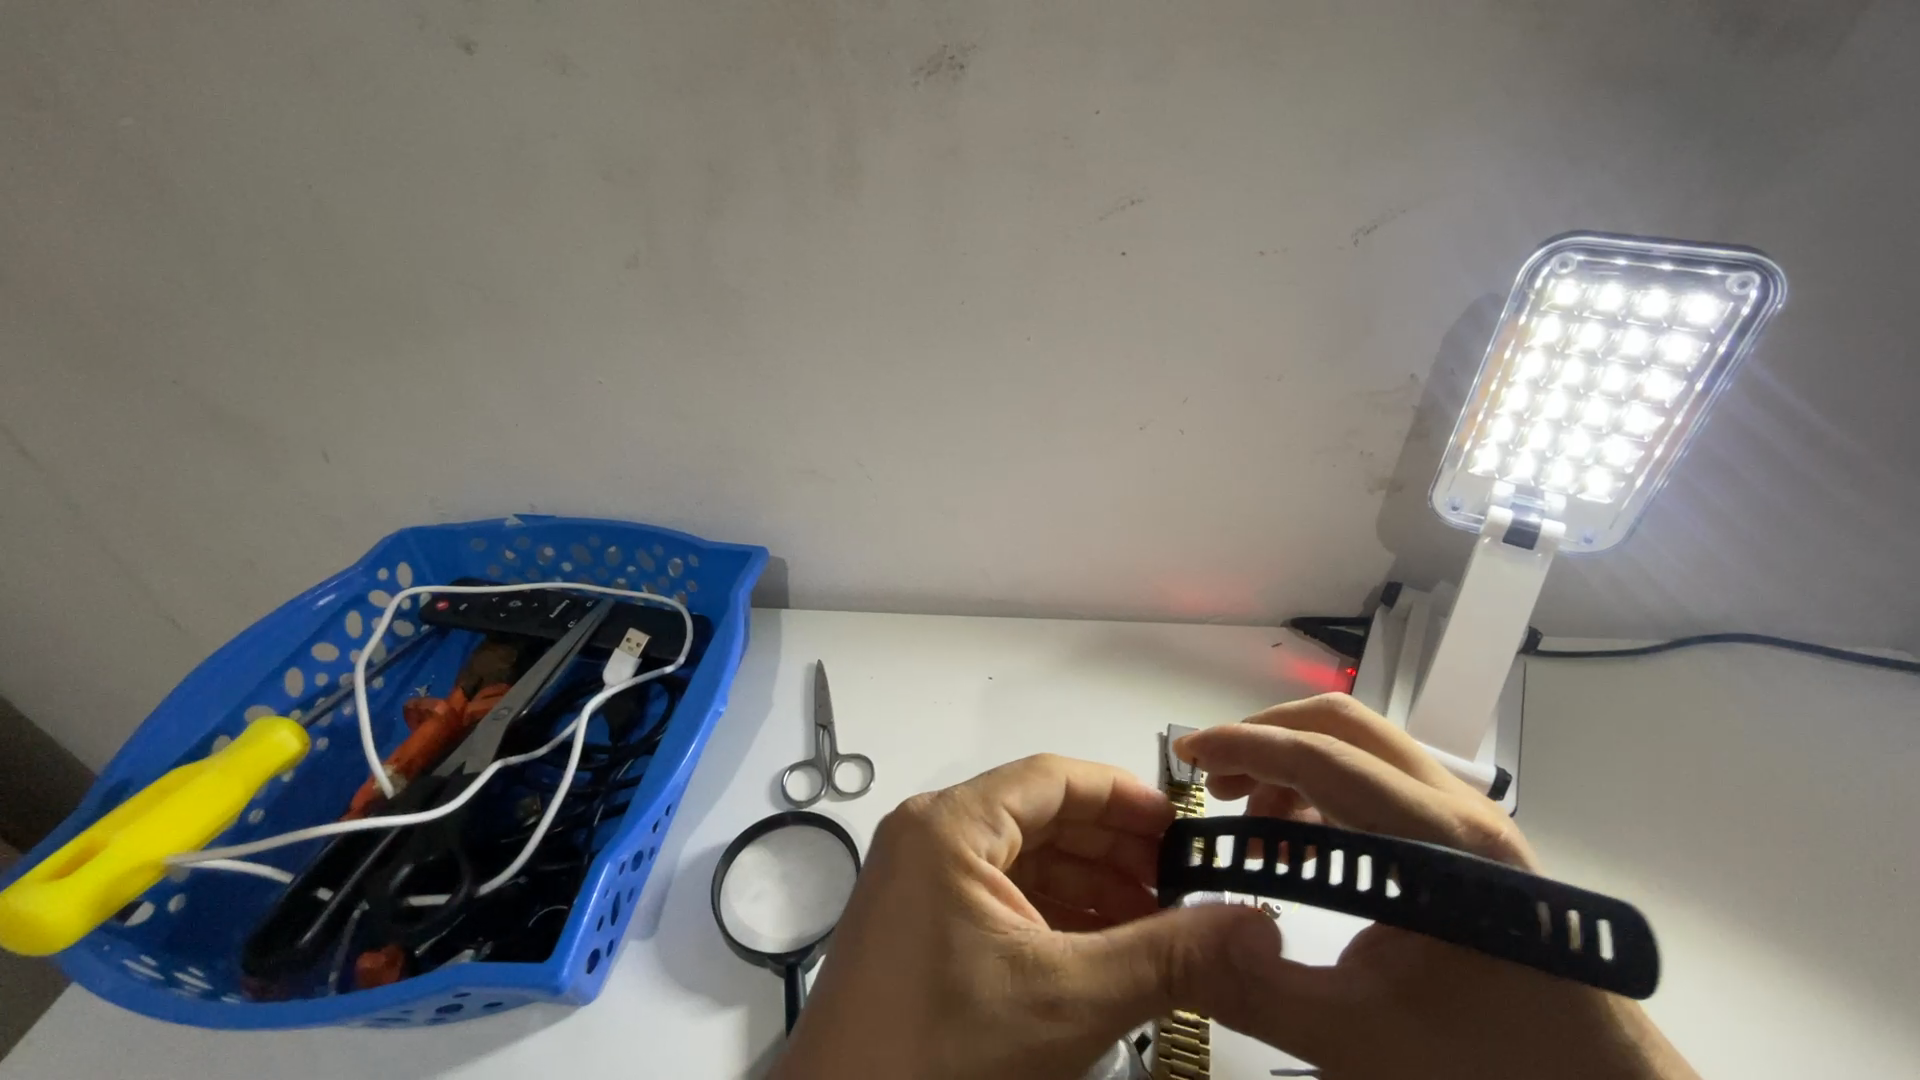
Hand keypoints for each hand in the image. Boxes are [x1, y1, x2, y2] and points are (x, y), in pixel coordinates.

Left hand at [771, 754, 1275, 1079]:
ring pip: (1026, 859)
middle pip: (1042, 815)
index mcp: (949, 826)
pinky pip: (1004, 897)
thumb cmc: (939, 1053)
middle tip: (1181, 882)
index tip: (1182, 828)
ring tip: (1157, 921)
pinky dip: (1058, 915)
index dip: (1124, 797)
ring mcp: (923, 880)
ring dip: (1092, 886)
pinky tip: (1107, 948)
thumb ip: (1166, 956)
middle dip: (1116, 847)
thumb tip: (1252, 925)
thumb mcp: (1066, 999)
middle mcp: (930, 837)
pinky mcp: (924, 922)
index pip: (1053, 778)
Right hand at [1173, 693, 1699, 1079]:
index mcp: (1442, 847)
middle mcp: (1461, 810)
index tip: (1185, 755)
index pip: (1322, 759)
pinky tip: (1303, 848)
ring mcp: (1469, 818)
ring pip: (1361, 746)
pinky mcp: (1467, 836)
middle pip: (1343, 724)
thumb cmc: (1491, 1068)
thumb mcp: (1356, 1040)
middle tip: (1215, 782)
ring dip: (1293, 764)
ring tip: (1254, 825)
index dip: (1243, 746)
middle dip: (1265, 738)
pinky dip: (1323, 791)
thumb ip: (1252, 989)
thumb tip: (1171, 940)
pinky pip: (1378, 780)